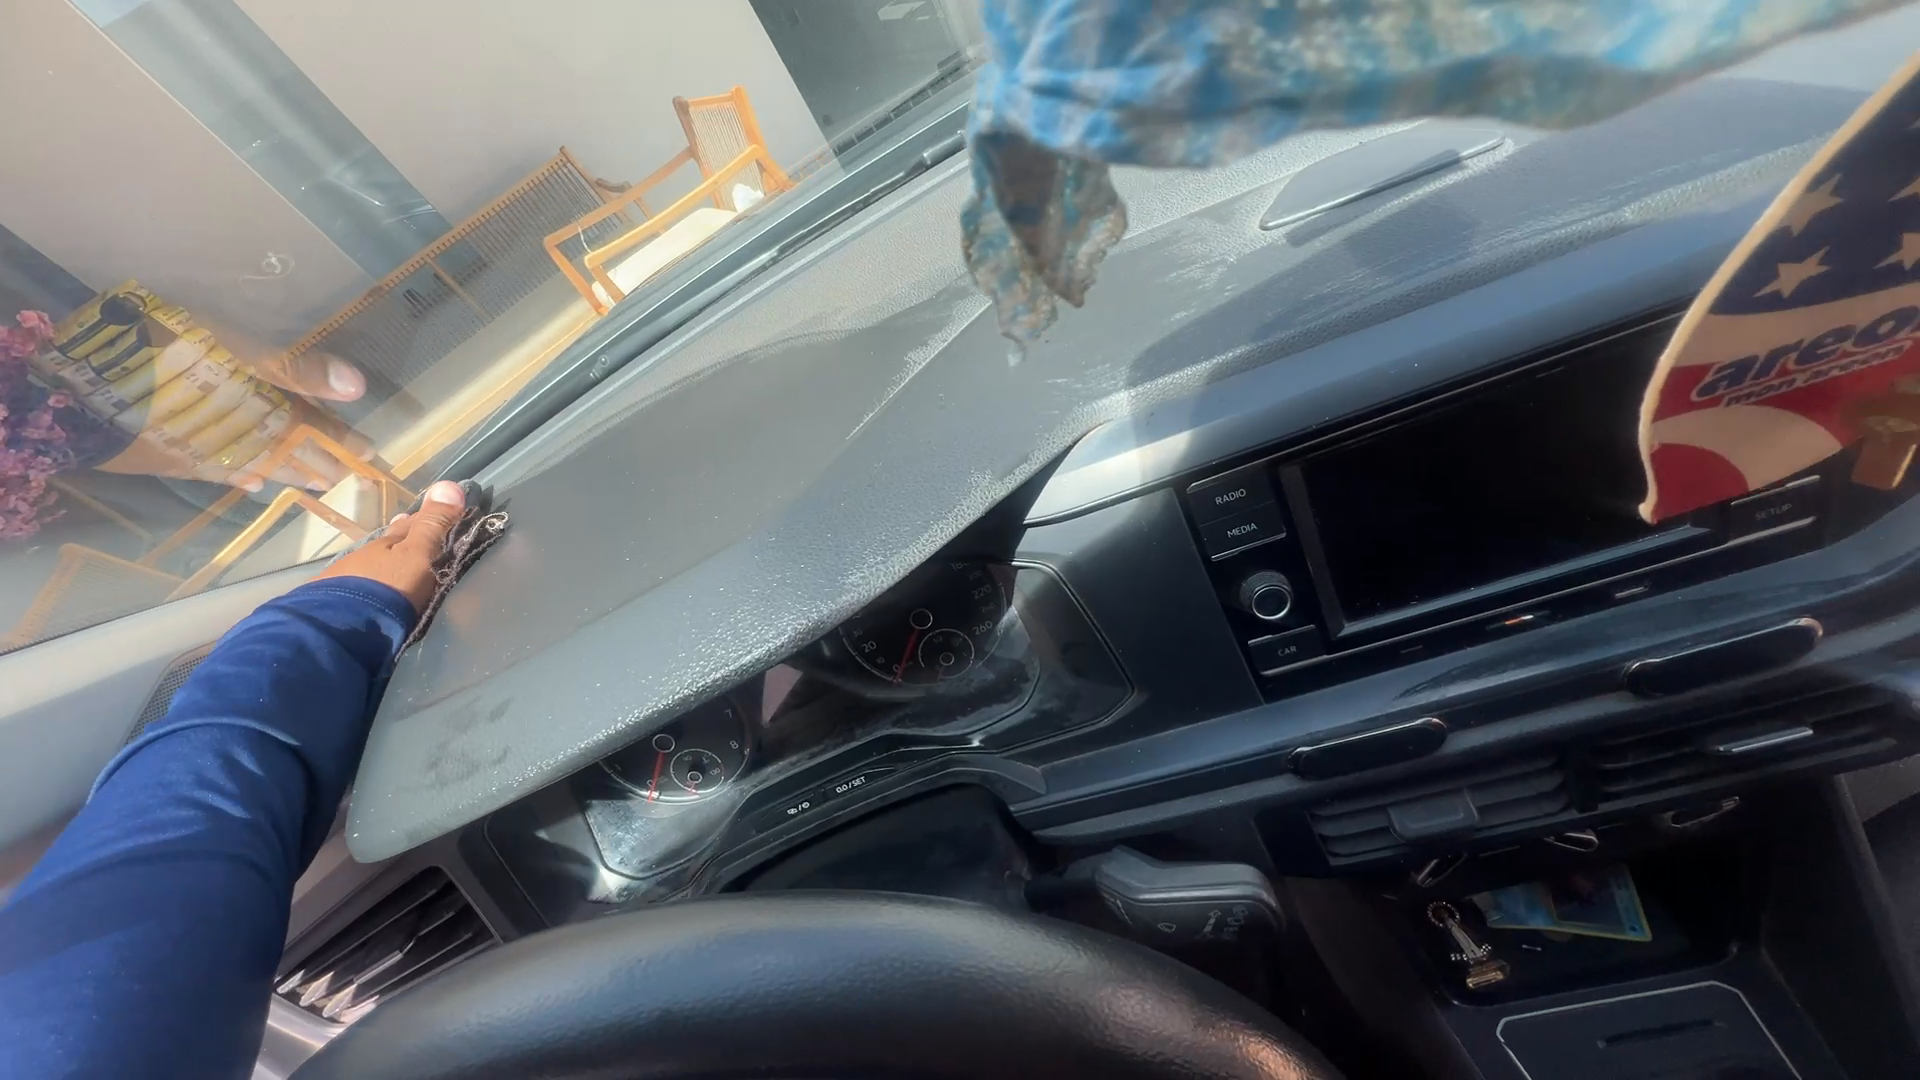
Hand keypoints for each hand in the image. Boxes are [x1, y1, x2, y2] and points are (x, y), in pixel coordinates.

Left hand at [314, 480, 465, 614]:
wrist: (339, 627)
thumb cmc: (388, 588)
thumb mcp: (419, 555)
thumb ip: (434, 525)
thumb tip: (451, 483)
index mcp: (388, 542)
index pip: (411, 524)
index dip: (426, 518)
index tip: (438, 513)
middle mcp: (365, 555)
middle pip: (389, 542)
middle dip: (404, 538)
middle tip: (417, 535)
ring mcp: (346, 577)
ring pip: (372, 563)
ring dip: (386, 563)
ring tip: (399, 568)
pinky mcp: (335, 600)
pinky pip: (360, 585)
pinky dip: (372, 584)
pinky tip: (375, 592)